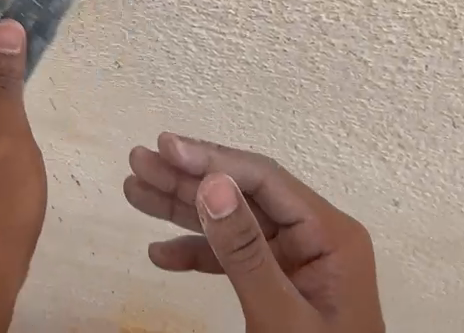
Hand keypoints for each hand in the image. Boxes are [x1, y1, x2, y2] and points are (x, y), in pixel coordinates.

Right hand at [124, 133, 383, 331]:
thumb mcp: (282, 317)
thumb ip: (246, 251)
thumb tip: (211, 183)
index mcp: (330, 234)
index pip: (263, 178)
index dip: (210, 158)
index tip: (163, 147)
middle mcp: (314, 236)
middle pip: (241, 193)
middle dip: (186, 179)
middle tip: (137, 162)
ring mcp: (296, 260)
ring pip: (230, 220)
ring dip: (180, 209)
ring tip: (133, 190)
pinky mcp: (280, 284)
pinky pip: (232, 256)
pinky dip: (195, 252)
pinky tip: (160, 254)